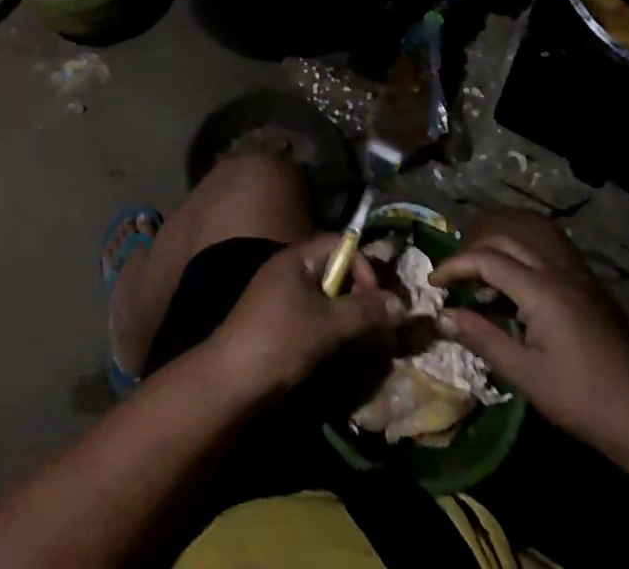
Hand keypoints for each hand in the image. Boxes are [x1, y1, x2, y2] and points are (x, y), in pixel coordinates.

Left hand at [207, 234, 406, 396]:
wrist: (226, 384)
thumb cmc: (279, 342)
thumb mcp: (328, 325)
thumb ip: (366, 311)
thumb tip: (403, 305)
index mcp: (297, 258)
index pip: (342, 244)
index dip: (365, 267)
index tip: (375, 300)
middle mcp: (288, 270)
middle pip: (336, 268)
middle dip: (361, 291)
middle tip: (377, 319)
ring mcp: (280, 296)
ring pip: (327, 294)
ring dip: (348, 311)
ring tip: (363, 336)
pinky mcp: (277, 321)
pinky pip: (314, 312)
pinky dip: (331, 324)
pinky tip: (339, 346)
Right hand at [431, 235, 628, 454]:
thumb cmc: (579, 396)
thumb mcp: (523, 372)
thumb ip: (482, 337)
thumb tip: (444, 315)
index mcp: (541, 290)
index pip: (487, 260)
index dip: (455, 266)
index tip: (432, 284)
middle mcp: (557, 274)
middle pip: (507, 245)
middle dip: (474, 256)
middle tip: (451, 283)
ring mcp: (575, 282)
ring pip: (526, 253)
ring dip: (496, 262)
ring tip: (476, 294)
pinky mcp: (585, 294)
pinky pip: (542, 268)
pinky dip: (517, 273)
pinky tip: (509, 305)